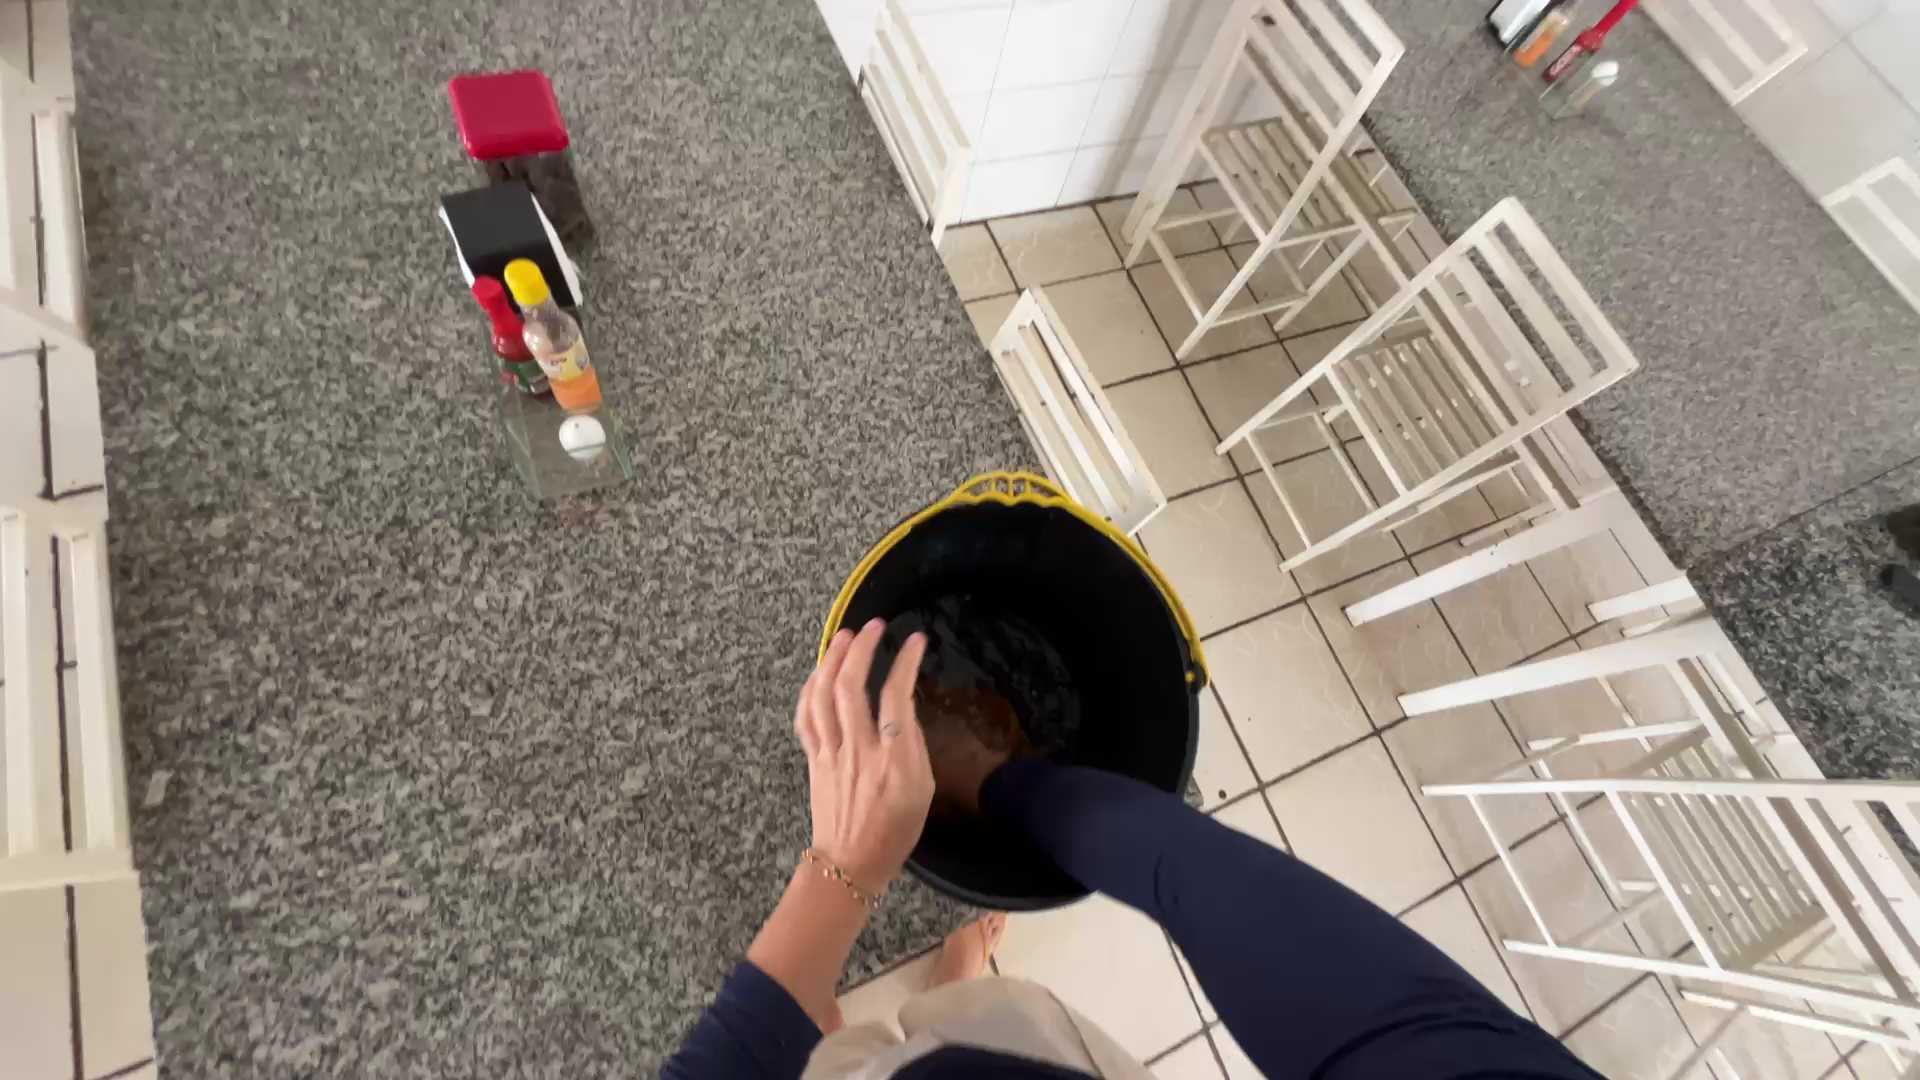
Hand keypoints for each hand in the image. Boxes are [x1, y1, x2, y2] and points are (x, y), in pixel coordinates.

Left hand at [794, 619, 932, 895]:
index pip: (898, 697)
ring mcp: (831, 753)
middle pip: (851, 687)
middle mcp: (859, 750)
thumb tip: (903, 710)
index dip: (905, 662)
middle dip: (861, 649)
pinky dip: (810, 688)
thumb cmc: (895, 830)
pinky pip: (806, 717)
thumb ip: (914, 746)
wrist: (850, 865)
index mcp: (894, 760)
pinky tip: (819, 672)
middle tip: (874, 626)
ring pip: (823, 697)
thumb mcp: (924, 789)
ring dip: (832, 660)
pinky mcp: (814, 759)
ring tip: (844, 636)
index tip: (915, 640)